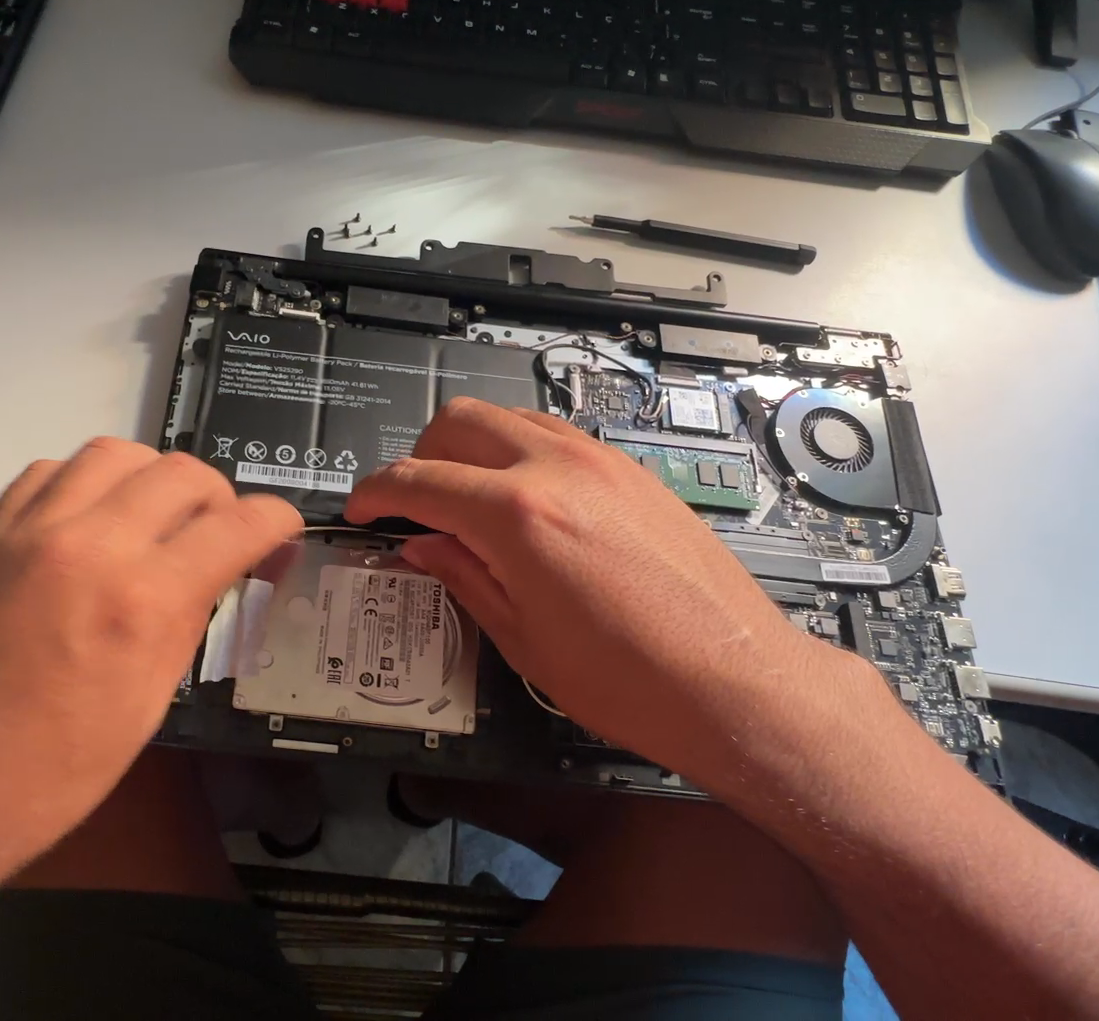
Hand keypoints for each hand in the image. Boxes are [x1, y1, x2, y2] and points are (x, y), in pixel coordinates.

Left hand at [0, 438, 300, 975]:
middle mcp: (90, 546)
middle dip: (221, 498)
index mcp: (143, 601)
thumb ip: (188, 618)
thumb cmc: (53, 776)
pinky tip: (93, 517)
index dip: (278, 522)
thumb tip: (214, 573)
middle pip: (182, 473)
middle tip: (222, 533)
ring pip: (116, 453)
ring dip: (154, 477)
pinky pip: (49, 472)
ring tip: (159, 517)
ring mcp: (32, 532)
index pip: (238, 526)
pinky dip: (87, 482)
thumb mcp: (150, 703)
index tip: (284, 530)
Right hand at [345, 398, 875, 784]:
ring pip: (507, 417)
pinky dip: (517, 453)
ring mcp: (601, 462)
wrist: (737, 682)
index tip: (361, 508)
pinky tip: (522, 502)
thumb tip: (423, 547)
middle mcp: (558, 469)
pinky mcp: (630, 471)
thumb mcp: (522, 639)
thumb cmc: (632, 680)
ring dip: (469, 448)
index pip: (418, 480)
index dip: (375, 493)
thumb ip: (462, 577)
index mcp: (519, 516)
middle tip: (411, 503)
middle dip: (418, 456)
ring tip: (464, 499)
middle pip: (456, 422)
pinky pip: (553, 435)